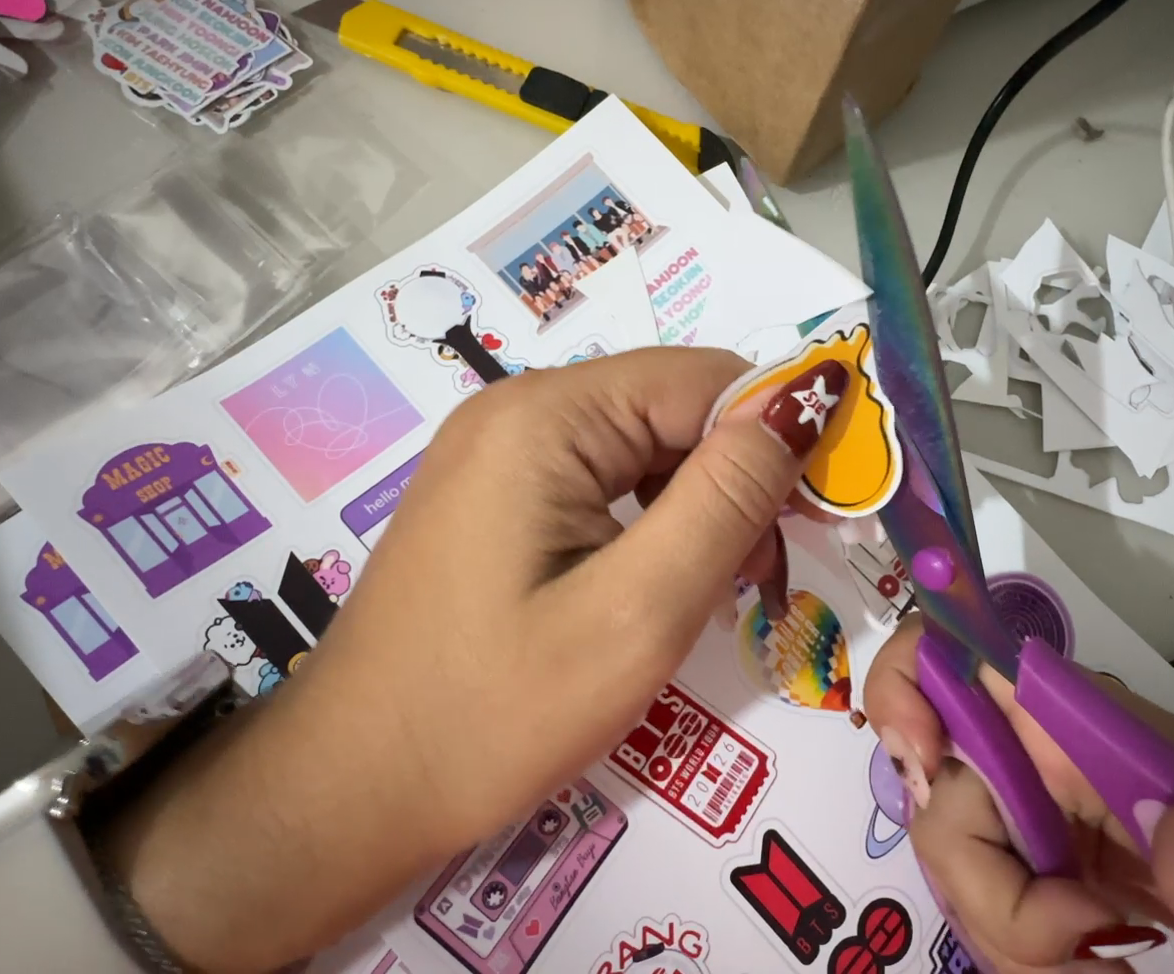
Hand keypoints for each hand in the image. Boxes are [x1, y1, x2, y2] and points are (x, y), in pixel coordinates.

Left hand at [99, 347, 848, 972]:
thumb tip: (805, 403)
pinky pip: (604, 483)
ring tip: (712, 593)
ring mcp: (502, 452)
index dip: (779, 436)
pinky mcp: (498, 496)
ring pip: (646, 449)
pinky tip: (656, 586)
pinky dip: (651, 524)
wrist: (352, 793)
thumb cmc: (495, 712)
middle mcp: (520, 409)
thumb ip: (728, 499)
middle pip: (675, 411)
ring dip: (697, 509)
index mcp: (547, 415)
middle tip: (760, 578)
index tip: (821, 519)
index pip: (706, 381)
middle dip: (736, 481)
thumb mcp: (638, 611)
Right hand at [864, 617, 1173, 972]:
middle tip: (1079, 945)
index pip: (952, 650)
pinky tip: (1083, 957)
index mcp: (1077, 718)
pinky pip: (980, 884)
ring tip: (1098, 963)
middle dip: (981, 886)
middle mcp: (1036, 745)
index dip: (902, 685)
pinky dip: (1011, 935)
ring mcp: (1033, 799)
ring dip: (1000, 925)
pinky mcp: (1039, 850)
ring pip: (949, 847)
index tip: (923, 771)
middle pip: (935, 789)